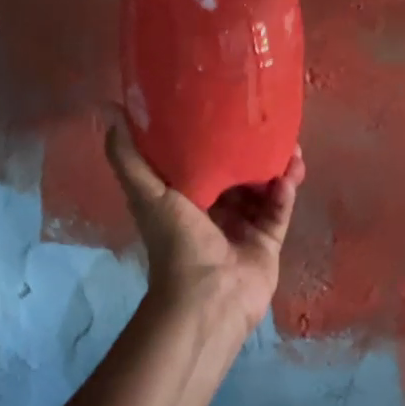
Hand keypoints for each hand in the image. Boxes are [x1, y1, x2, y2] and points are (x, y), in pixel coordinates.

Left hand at [105, 112, 303, 331]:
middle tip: (269, 124)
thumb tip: (112, 111)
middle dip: (253, 149)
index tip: (226, 106)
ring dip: (276, 167)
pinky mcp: (267, 243)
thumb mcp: (146, 194)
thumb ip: (128, 157)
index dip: (213, 135)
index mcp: (184, 198)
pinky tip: (289, 176)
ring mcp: (242, 227)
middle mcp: (214, 210)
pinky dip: (284, 194)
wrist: (207, 299)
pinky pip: (279, 212)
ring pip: (263, 189)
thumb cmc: (174, 243)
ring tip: (292, 145)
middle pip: (237, 171)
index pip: (201, 159)